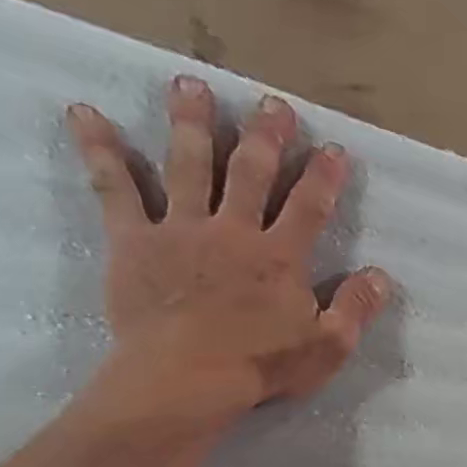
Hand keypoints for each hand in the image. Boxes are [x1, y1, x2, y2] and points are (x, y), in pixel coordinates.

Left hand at [64, 75, 393, 429]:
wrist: (185, 379)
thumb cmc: (261, 367)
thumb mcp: (327, 346)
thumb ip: (356, 309)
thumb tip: (381, 276)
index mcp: (280, 257)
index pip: (309, 206)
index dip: (323, 176)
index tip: (333, 149)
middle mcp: (233, 231)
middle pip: (251, 172)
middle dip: (265, 136)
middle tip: (272, 103)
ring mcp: (181, 230)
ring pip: (188, 165)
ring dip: (192, 124)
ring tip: (191, 86)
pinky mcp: (134, 241)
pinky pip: (115, 189)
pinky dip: (100, 151)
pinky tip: (85, 115)